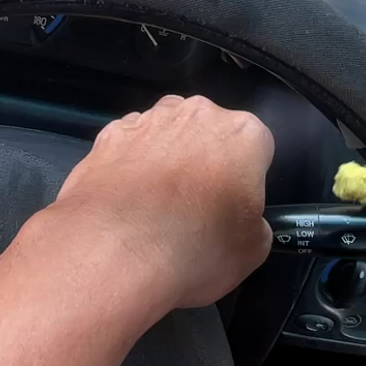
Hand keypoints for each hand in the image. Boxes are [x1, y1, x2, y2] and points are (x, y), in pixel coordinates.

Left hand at [45, 94, 274, 310]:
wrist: (113, 250)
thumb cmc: (195, 248)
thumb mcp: (251, 250)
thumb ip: (253, 221)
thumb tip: (242, 220)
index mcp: (243, 134)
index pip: (257, 148)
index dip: (246, 179)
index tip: (233, 206)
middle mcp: (196, 114)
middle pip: (209, 133)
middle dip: (205, 161)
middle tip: (195, 209)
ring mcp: (148, 119)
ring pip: (167, 134)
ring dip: (165, 159)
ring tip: (154, 207)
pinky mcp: (108, 134)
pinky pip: (129, 145)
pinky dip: (129, 165)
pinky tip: (125, 201)